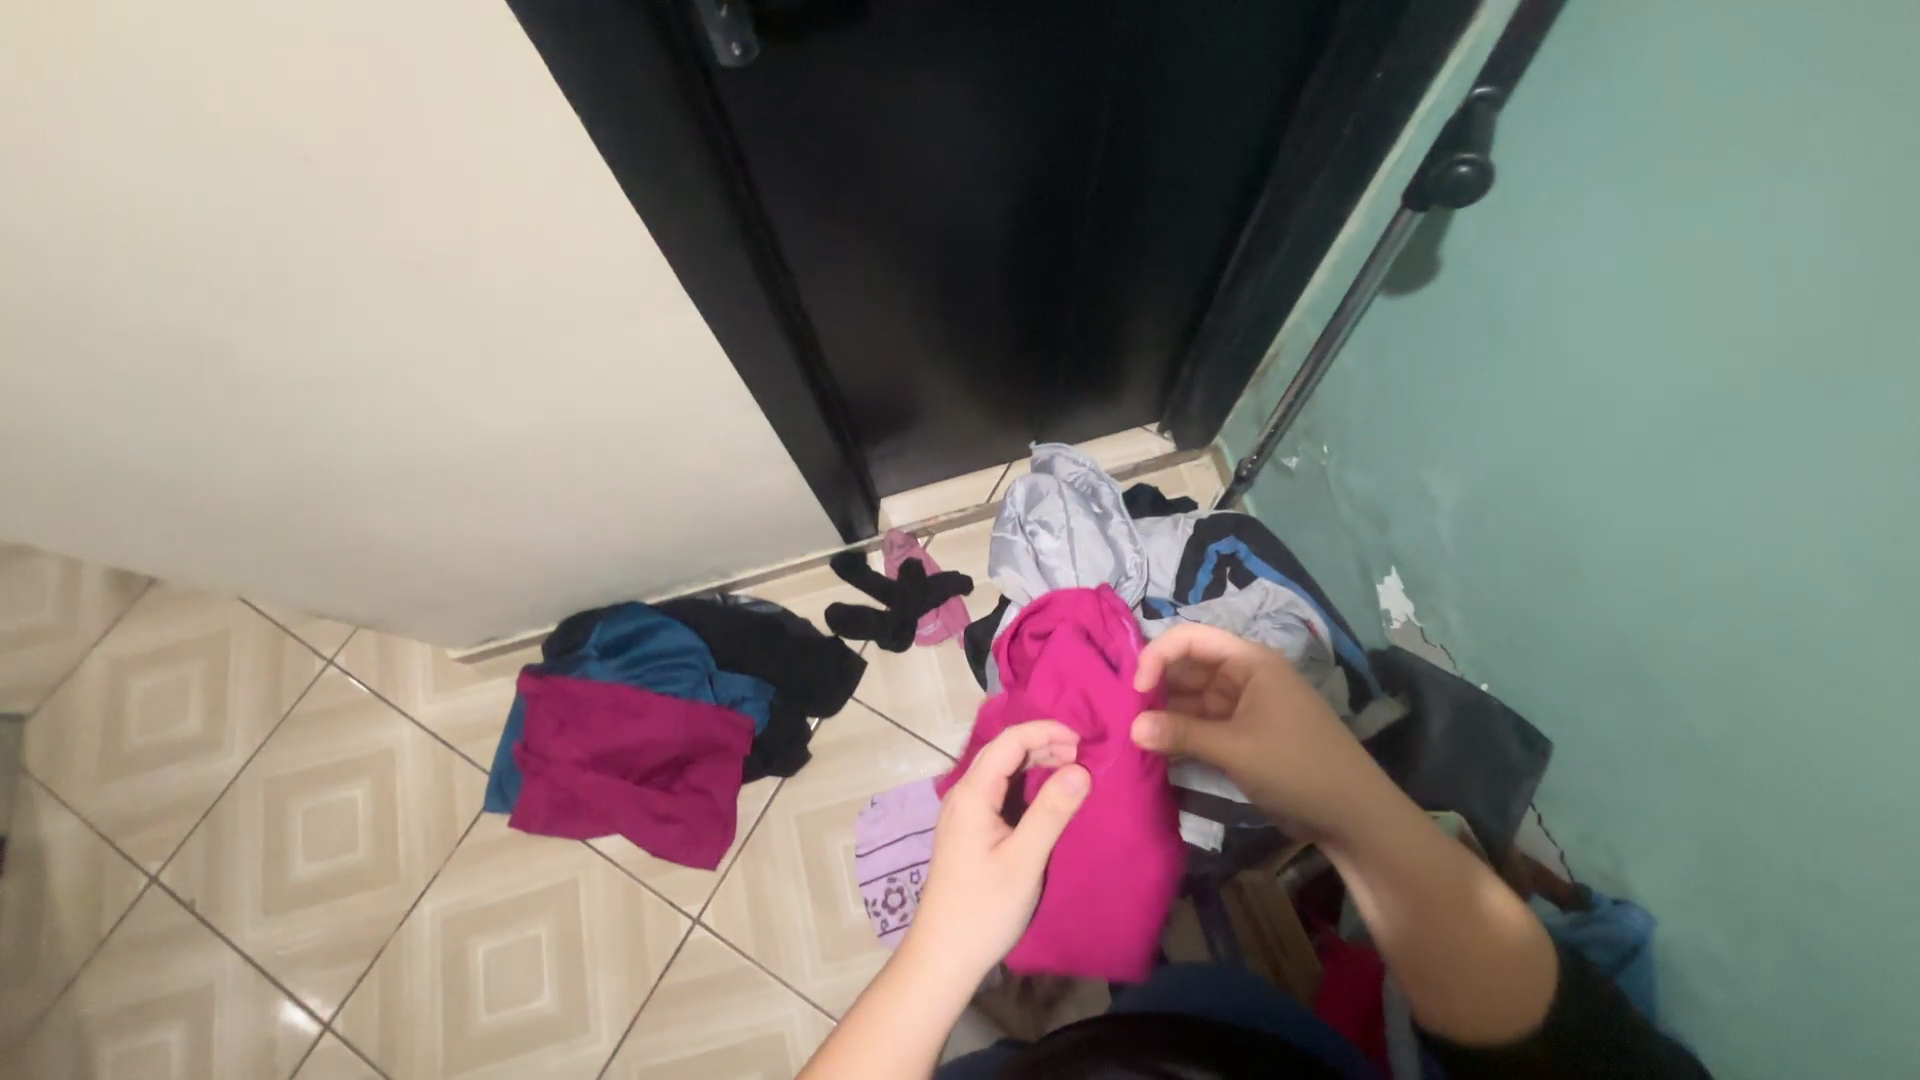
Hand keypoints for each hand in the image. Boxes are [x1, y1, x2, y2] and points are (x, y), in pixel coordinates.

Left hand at [902, 721, 1090, 981]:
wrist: (944, 954)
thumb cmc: (984, 908)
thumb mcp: (1024, 860)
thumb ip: (1052, 812)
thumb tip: (1081, 770)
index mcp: (972, 794)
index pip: (1008, 741)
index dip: (1045, 731)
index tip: (1082, 740)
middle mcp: (964, 794)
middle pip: (1003, 751)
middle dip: (1043, 742)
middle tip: (1083, 754)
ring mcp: (964, 812)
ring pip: (1001, 769)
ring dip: (1035, 761)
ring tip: (1072, 766)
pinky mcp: (970, 829)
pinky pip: (999, 790)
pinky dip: (1026, 782)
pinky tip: (1048, 792)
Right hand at [1130, 622, 1391, 842]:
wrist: (1354, 817)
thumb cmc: (1298, 767)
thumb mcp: (1236, 749)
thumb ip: (1182, 734)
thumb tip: (1131, 727)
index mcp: (1249, 661)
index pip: (1190, 638)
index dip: (1157, 655)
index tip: (1136, 689)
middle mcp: (1243, 676)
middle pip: (1187, 667)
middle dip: (1155, 687)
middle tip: (1123, 715)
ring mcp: (1242, 707)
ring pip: (1190, 699)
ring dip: (1163, 713)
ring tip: (1132, 734)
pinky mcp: (1241, 735)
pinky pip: (1200, 724)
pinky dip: (1179, 734)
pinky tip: (1153, 750)